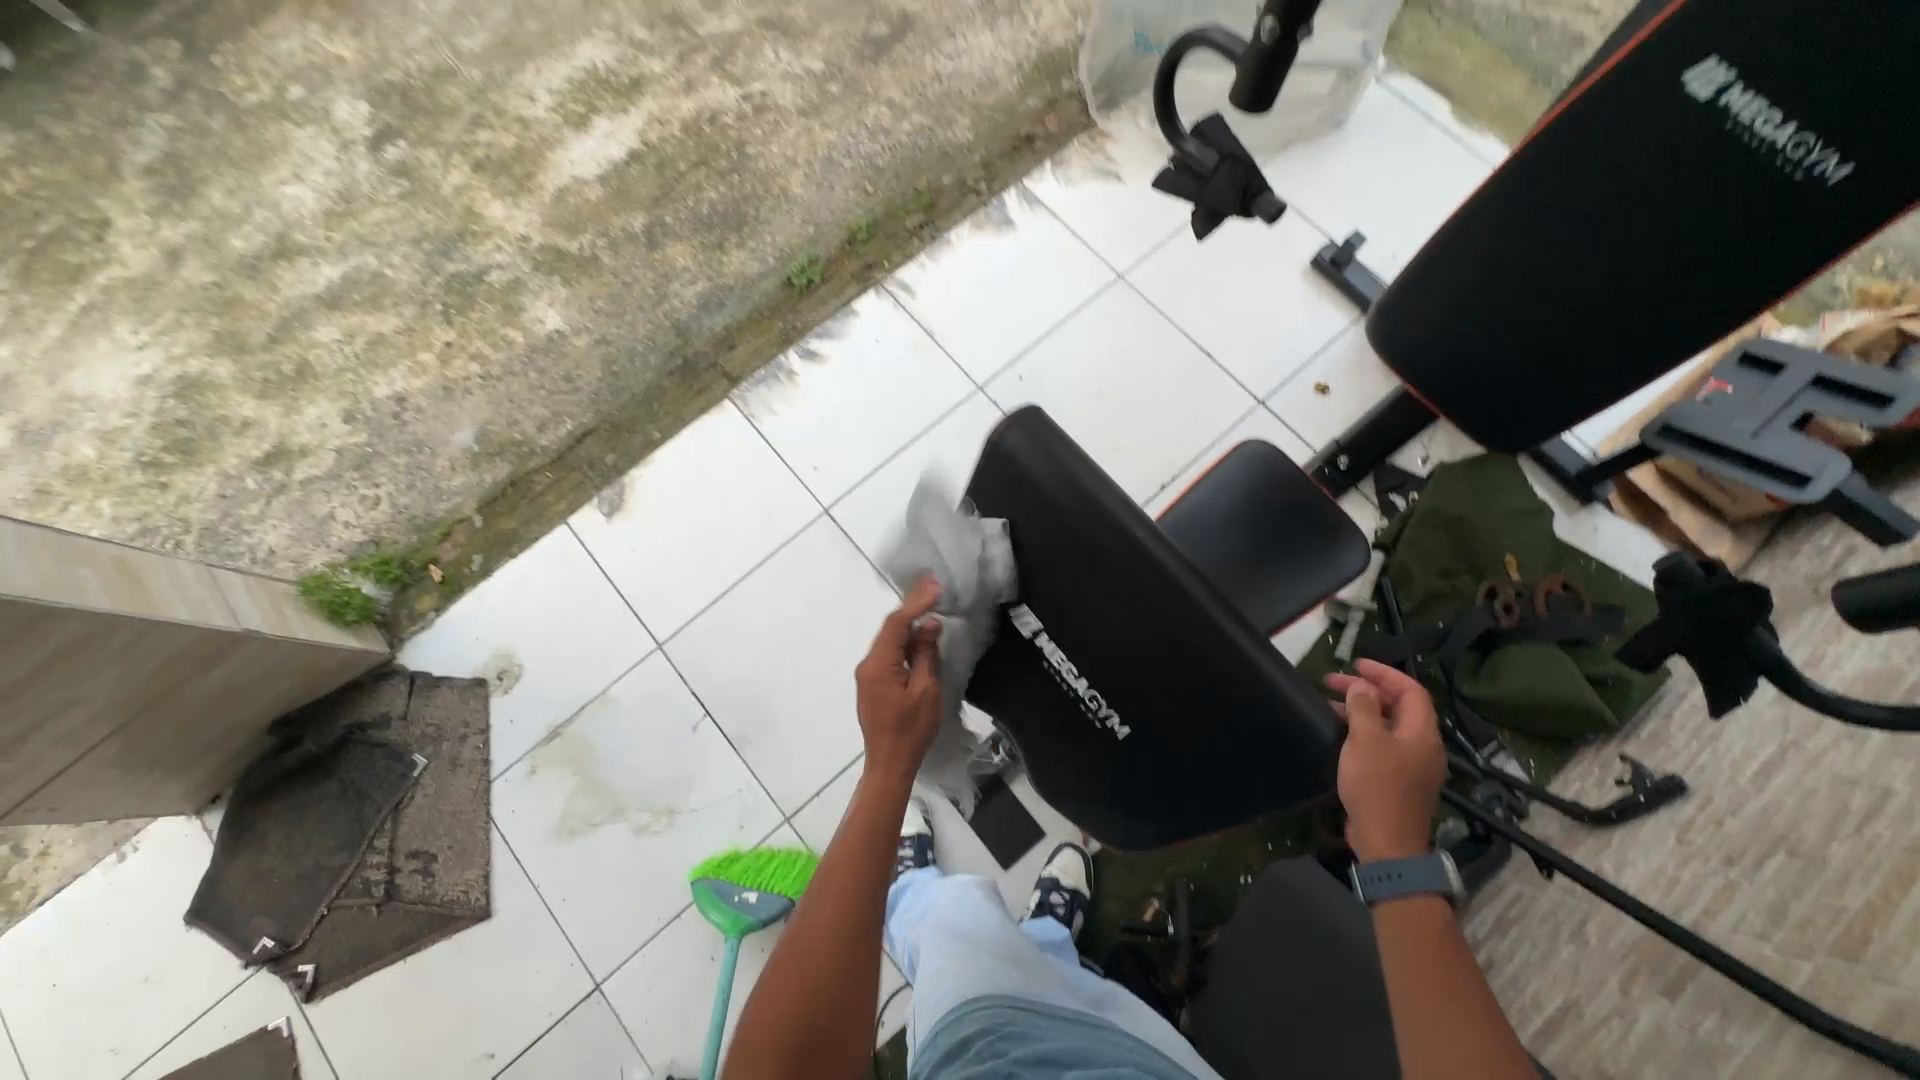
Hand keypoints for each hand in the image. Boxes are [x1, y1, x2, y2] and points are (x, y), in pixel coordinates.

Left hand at [855, 579, 943, 782]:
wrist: (889, 764)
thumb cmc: (911, 730)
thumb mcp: (926, 691)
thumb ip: (926, 654)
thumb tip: (929, 625)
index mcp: (878, 665)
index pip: (897, 624)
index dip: (916, 603)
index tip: (936, 586)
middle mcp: (867, 665)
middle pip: (890, 629)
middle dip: (912, 608)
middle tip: (935, 588)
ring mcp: (868, 675)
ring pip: (890, 641)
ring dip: (910, 625)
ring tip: (932, 606)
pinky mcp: (873, 684)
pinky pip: (889, 655)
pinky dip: (905, 643)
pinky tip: (921, 638)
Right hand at [1326, 659, 1446, 862]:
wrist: (1387, 842)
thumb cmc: (1377, 785)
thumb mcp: (1365, 740)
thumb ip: (1364, 708)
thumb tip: (1362, 687)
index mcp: (1422, 733)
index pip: (1410, 690)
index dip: (1384, 673)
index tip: (1355, 664)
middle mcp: (1423, 746)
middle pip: (1399, 707)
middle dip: (1368, 690)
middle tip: (1333, 682)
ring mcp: (1412, 766)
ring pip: (1389, 727)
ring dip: (1362, 711)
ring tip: (1330, 704)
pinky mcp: (1399, 781)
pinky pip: (1383, 745)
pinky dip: (1363, 732)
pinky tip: (1340, 734)